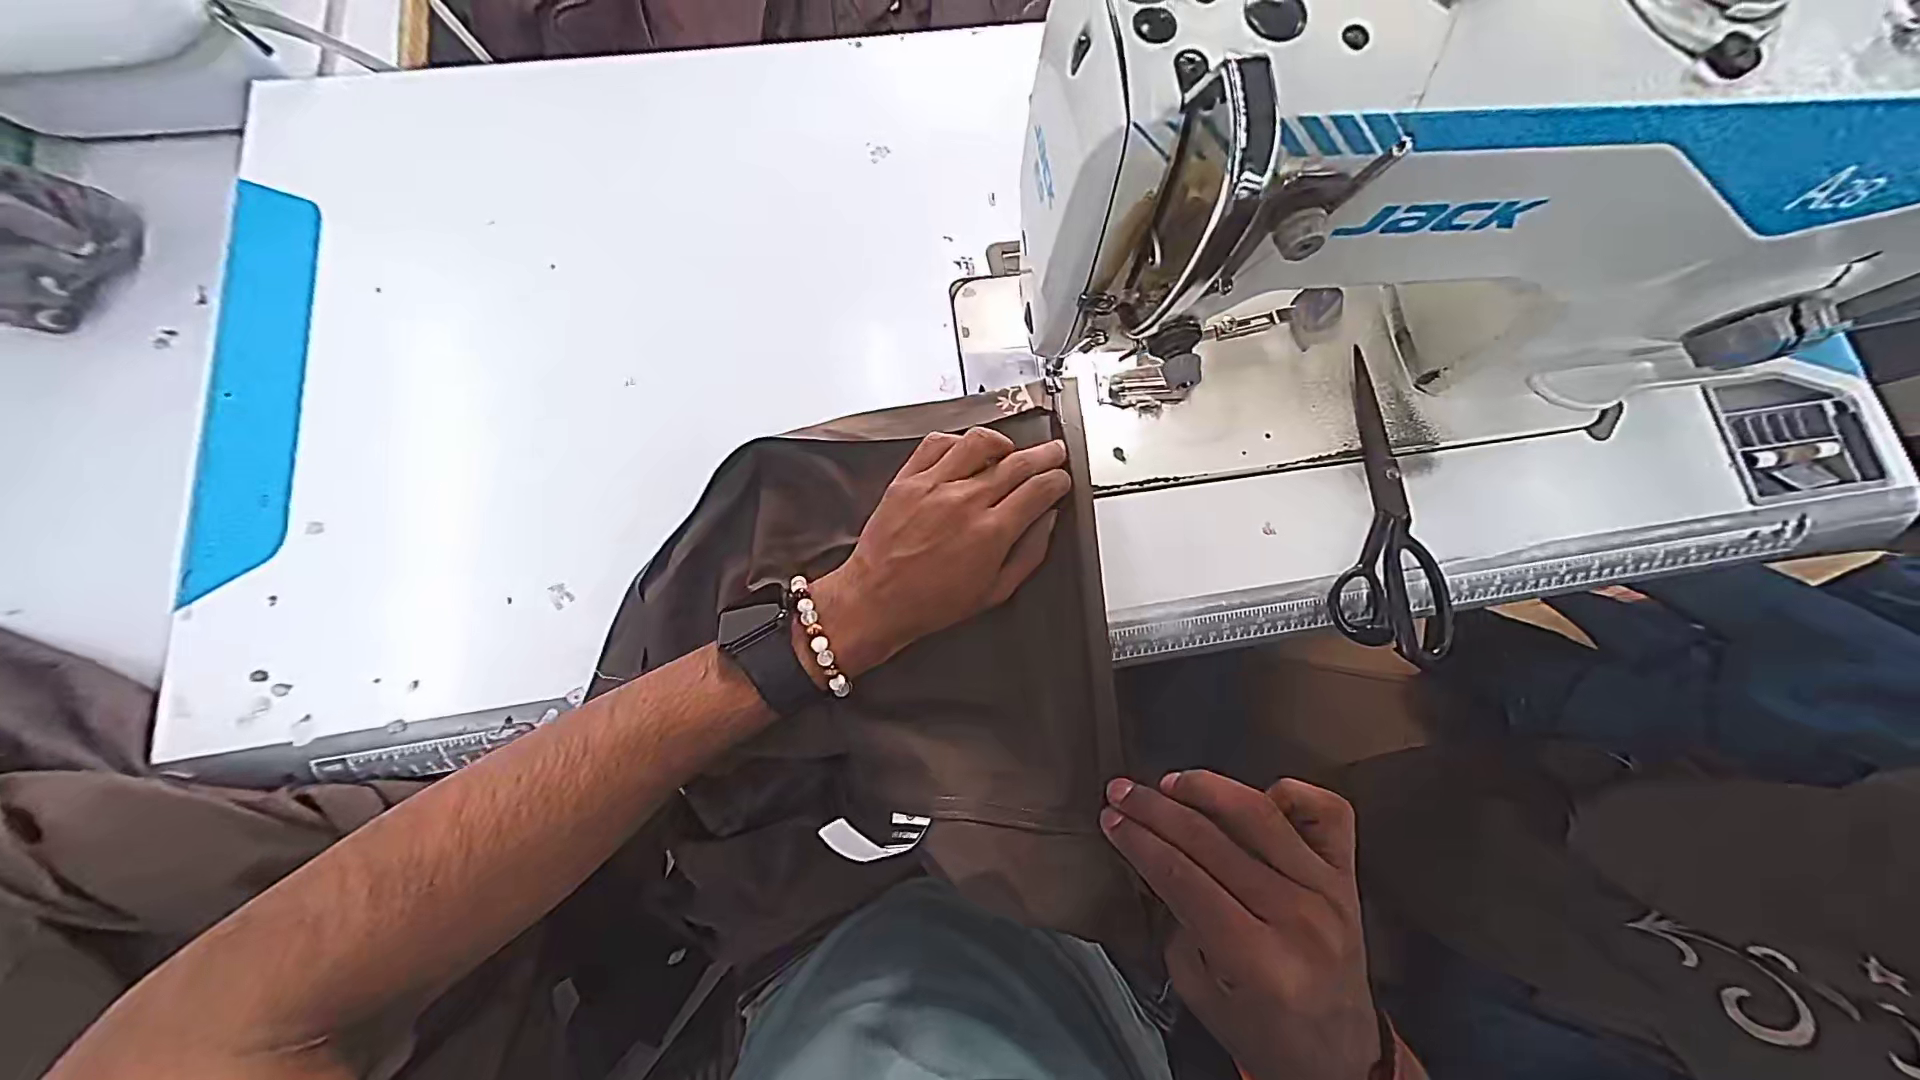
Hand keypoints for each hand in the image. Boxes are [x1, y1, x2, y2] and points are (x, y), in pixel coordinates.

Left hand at [799, 427, 1070, 679]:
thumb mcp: (994, 592)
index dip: (1057, 479)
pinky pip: (937, 443)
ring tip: (1010, 449)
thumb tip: (1046, 523)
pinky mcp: (907, 480)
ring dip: (1004, 442)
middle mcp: (965, 502)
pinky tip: (965, 450)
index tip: (1060, 479)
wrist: (876, 600)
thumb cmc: (929, 603)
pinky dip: (958, 441)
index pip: (1038, 489)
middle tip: (1053, 452)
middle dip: (1045, 454)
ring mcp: (934, 486)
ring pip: (980, 442)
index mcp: (991, 532)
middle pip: (1018, 462)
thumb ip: (1028, 554)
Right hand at [1101, 771, 1384, 1079]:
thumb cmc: (1262, 1028)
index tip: (1111, 818)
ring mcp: (1329, 893)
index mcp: (1259, 963)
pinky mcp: (1348, 876)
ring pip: (1259, 814)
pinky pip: (1325, 813)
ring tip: (1170, 783)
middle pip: (1209, 841)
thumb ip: (1177, 920)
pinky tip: (1256, 793)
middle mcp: (1299, 921)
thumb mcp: (1200, 990)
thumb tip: (1154, 853)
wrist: (1340, 1057)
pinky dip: (1290, 792)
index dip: (1139, 841)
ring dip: (1205, 788)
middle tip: (1122, 791)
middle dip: (1154, 810)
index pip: (1183, 879)